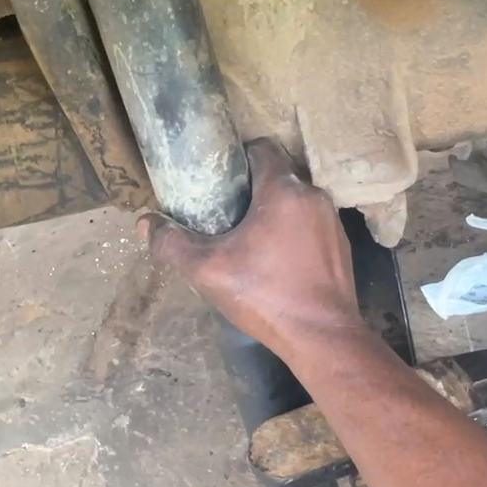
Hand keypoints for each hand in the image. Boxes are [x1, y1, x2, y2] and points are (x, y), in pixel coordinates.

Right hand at [139, 139, 370, 355]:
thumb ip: (173, 244)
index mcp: (283, 190)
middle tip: (225, 211)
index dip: (238, 156)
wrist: (322, 338)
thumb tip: (145, 223)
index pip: (262, 148)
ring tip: (248, 235)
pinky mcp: (341, 245)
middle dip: (252, 187)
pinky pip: (311, 223)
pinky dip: (293, 231)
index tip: (218, 178)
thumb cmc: (265, 296)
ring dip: (274, 209)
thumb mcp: (207, 270)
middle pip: (278, 174)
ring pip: (296, 200)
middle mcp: (313, 196)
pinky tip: (276, 259)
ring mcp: (332, 221)